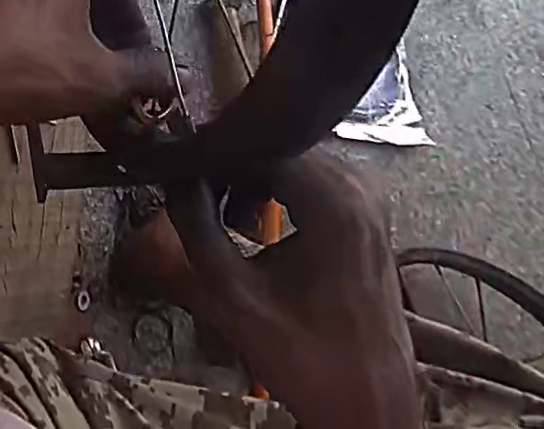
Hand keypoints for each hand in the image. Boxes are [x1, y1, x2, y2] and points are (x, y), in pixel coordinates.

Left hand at [0, 0, 172, 125]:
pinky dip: (49, 47)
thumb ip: (145, 74)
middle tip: (116, 88)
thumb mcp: (97, 74)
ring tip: (85, 91)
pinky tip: (47, 81)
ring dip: (80, 51)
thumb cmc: (25, 63)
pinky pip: (33, 19)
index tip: (144, 77)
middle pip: (93, 4)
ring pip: (62, 15)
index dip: (140, 42)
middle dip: (109, 48)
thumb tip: (184, 77)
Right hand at [169, 151, 418, 428]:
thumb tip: (173, 174)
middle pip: (272, 143)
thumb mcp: (232, 294)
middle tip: (192, 187)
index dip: (213, 150)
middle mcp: (355, 184)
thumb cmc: (306, 357)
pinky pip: (303, 172)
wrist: (370, 407)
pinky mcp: (361, 206)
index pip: (257, 141)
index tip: (181, 164)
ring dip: (246, 174)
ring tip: (216, 207)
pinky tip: (246, 215)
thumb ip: (195, 225)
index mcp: (333, 200)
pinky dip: (269, 184)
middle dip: (228, 163)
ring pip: (285, 154)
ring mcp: (363, 193)